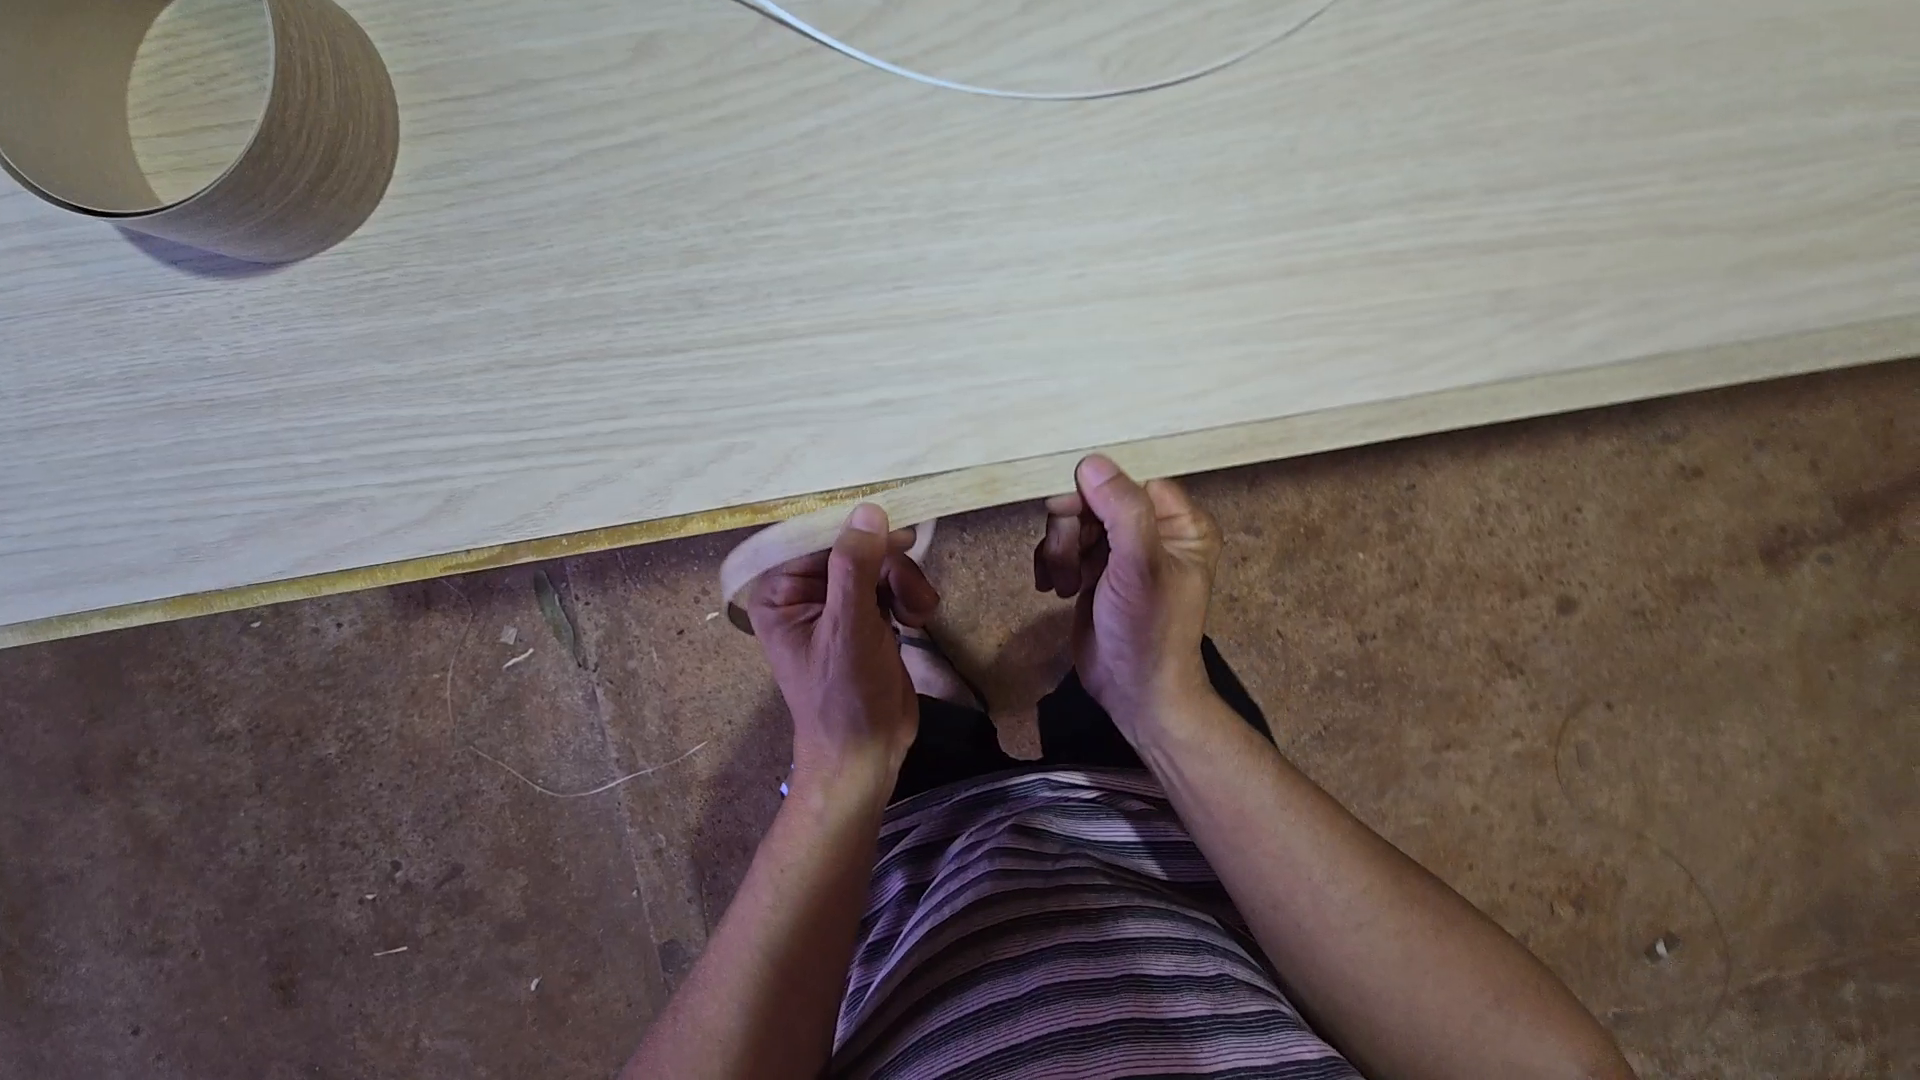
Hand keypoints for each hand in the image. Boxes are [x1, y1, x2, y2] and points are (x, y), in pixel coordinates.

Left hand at [749, 504, 937, 795]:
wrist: (866, 754)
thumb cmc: (845, 697)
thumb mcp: (850, 628)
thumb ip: (856, 566)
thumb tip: (868, 510)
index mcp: (781, 591)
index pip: (818, 538)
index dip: (858, 531)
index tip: (899, 534)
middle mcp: (804, 592)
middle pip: (854, 548)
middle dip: (889, 568)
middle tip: (914, 595)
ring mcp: (836, 605)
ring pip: (878, 564)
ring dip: (905, 584)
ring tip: (919, 614)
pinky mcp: (865, 618)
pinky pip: (889, 585)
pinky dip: (908, 597)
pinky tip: (917, 621)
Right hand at [1033, 455, 1221, 737]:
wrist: (1134, 693)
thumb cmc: (1148, 630)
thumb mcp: (1139, 566)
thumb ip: (1121, 511)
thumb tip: (1090, 462)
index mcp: (1181, 524)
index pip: (1131, 482)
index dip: (1098, 493)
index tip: (1075, 512)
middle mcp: (1153, 532)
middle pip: (1095, 500)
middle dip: (1071, 528)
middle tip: (1068, 560)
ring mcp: (1121, 553)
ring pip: (1072, 522)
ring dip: (1059, 550)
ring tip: (1065, 585)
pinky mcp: (1095, 572)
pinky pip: (1063, 547)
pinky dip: (1052, 564)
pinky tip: (1055, 590)